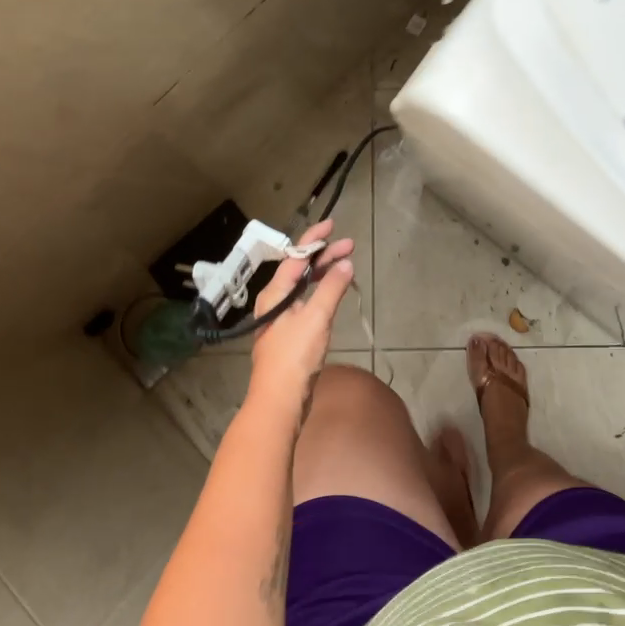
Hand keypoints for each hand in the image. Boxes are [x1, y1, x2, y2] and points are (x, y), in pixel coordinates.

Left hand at [248, 220, 355, 409]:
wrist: (279, 400)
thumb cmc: (295, 356)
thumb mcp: (316, 318)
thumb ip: (331, 288)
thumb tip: (345, 262)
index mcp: (275, 293)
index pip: (295, 258)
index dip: (314, 240)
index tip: (332, 225)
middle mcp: (275, 301)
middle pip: (299, 270)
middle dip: (323, 256)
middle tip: (350, 245)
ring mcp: (281, 319)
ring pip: (303, 286)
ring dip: (323, 273)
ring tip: (344, 264)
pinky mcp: (290, 334)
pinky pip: (306, 302)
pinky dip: (321, 291)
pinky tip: (333, 293)